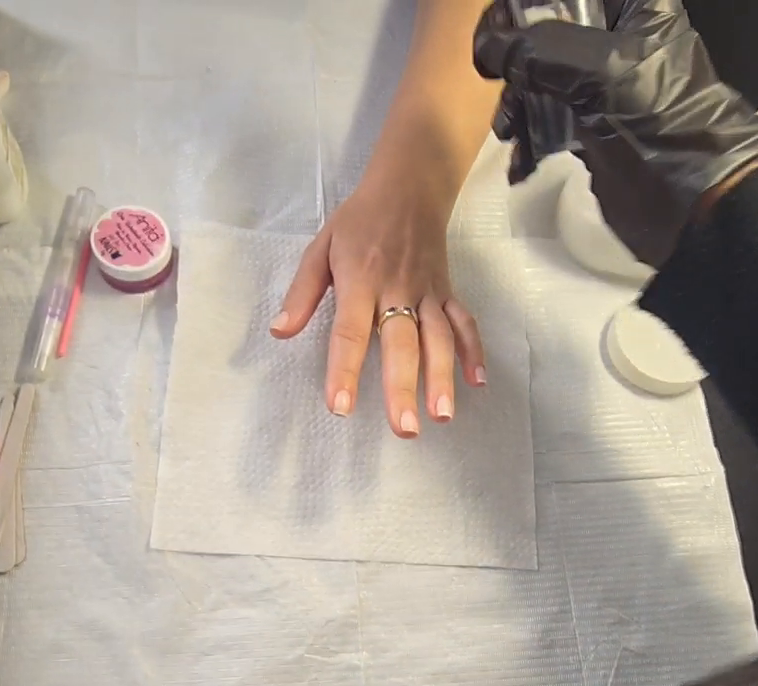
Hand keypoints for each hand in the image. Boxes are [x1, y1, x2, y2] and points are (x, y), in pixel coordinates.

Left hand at [269, 164, 487, 438]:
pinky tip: (478, 383)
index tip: (341, 407)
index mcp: (360, 281)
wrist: (409, 185)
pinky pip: (464, 322)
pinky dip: (474, 351)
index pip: (350, 333)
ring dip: (442, 378)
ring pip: (439, 339)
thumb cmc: (358, 222)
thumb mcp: (320, 248)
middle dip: (404, 388)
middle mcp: (397, 289)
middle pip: (402, 345)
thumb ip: (302, 293)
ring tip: (441, 417)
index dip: (345, 371)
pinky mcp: (448, 291)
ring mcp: (428, 292)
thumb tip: (279, 332)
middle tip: (404, 429)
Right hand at [474, 0, 757, 268]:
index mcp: (631, 7)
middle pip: (543, 36)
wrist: (688, 202)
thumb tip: (488, 46)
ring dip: (516, 109)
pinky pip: (544, 125)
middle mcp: (613, 40)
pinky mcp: (588, 131)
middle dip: (515, 67)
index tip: (493, 40)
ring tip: (511, 136)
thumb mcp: (603, 72)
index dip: (522, 10)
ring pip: (537, 83)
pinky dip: (527, 143)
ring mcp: (598, 89)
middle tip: (502, 93)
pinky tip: (522, 165)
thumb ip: (542, 51)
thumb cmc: (659, 123)